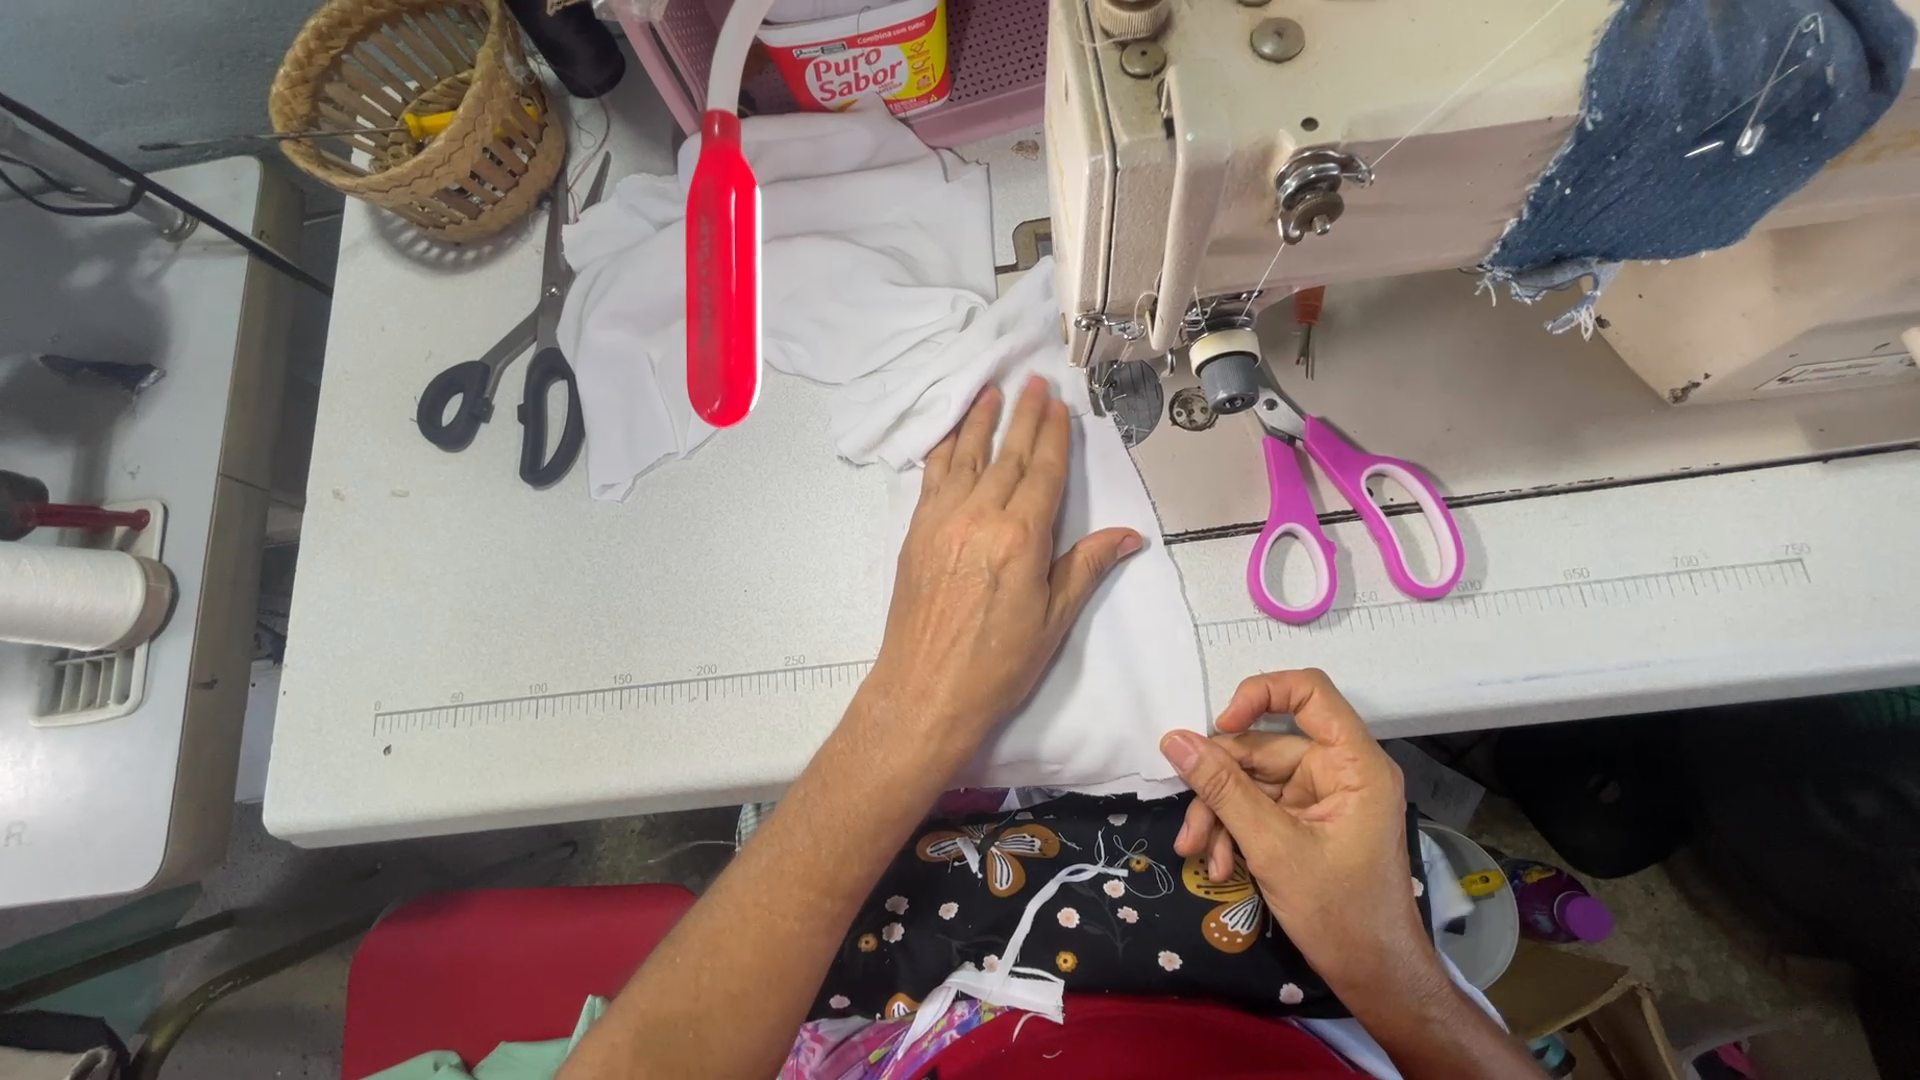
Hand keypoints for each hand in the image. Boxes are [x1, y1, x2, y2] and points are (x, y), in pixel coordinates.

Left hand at [870, 376, 1142, 755]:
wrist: (925, 692)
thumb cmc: (995, 665)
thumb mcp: (1052, 620)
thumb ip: (1086, 567)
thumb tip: (1128, 536)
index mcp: (1021, 538)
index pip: (1043, 472)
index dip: (1053, 435)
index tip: (1057, 405)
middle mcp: (980, 517)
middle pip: (1008, 455)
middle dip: (1023, 417)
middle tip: (1031, 384)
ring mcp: (942, 521)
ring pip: (966, 457)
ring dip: (980, 422)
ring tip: (990, 393)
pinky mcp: (916, 533)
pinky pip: (932, 477)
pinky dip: (944, 451)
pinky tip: (950, 437)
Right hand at [1159, 670, 1437, 997]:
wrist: (1372, 979)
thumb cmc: (1339, 912)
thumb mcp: (1272, 846)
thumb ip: (1222, 788)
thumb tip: (1174, 740)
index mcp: (1353, 764)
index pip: (1309, 692)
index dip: (1261, 693)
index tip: (1221, 725)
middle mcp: (1337, 770)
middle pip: (1261, 747)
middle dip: (1218, 785)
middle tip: (1190, 819)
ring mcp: (1318, 796)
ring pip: (1249, 781)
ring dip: (1218, 814)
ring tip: (1197, 852)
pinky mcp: (1303, 819)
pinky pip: (1255, 806)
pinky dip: (1232, 830)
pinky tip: (1218, 864)